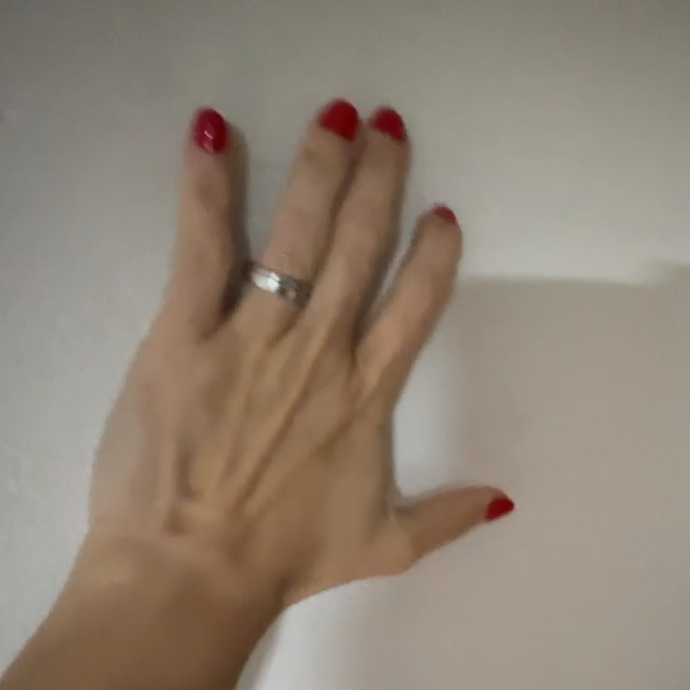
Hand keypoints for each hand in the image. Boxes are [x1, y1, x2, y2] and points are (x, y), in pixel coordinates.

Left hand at [84, 102, 511, 617]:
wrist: (192, 573)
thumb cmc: (289, 559)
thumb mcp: (387, 546)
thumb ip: (450, 517)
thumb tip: (506, 500)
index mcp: (369, 397)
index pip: (415, 306)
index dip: (433, 255)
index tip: (443, 214)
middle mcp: (321, 353)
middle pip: (359, 249)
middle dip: (380, 181)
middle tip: (391, 127)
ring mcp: (253, 339)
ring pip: (296, 236)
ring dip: (320, 169)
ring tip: (337, 115)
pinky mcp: (183, 335)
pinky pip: (201, 247)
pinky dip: (206, 187)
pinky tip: (212, 132)